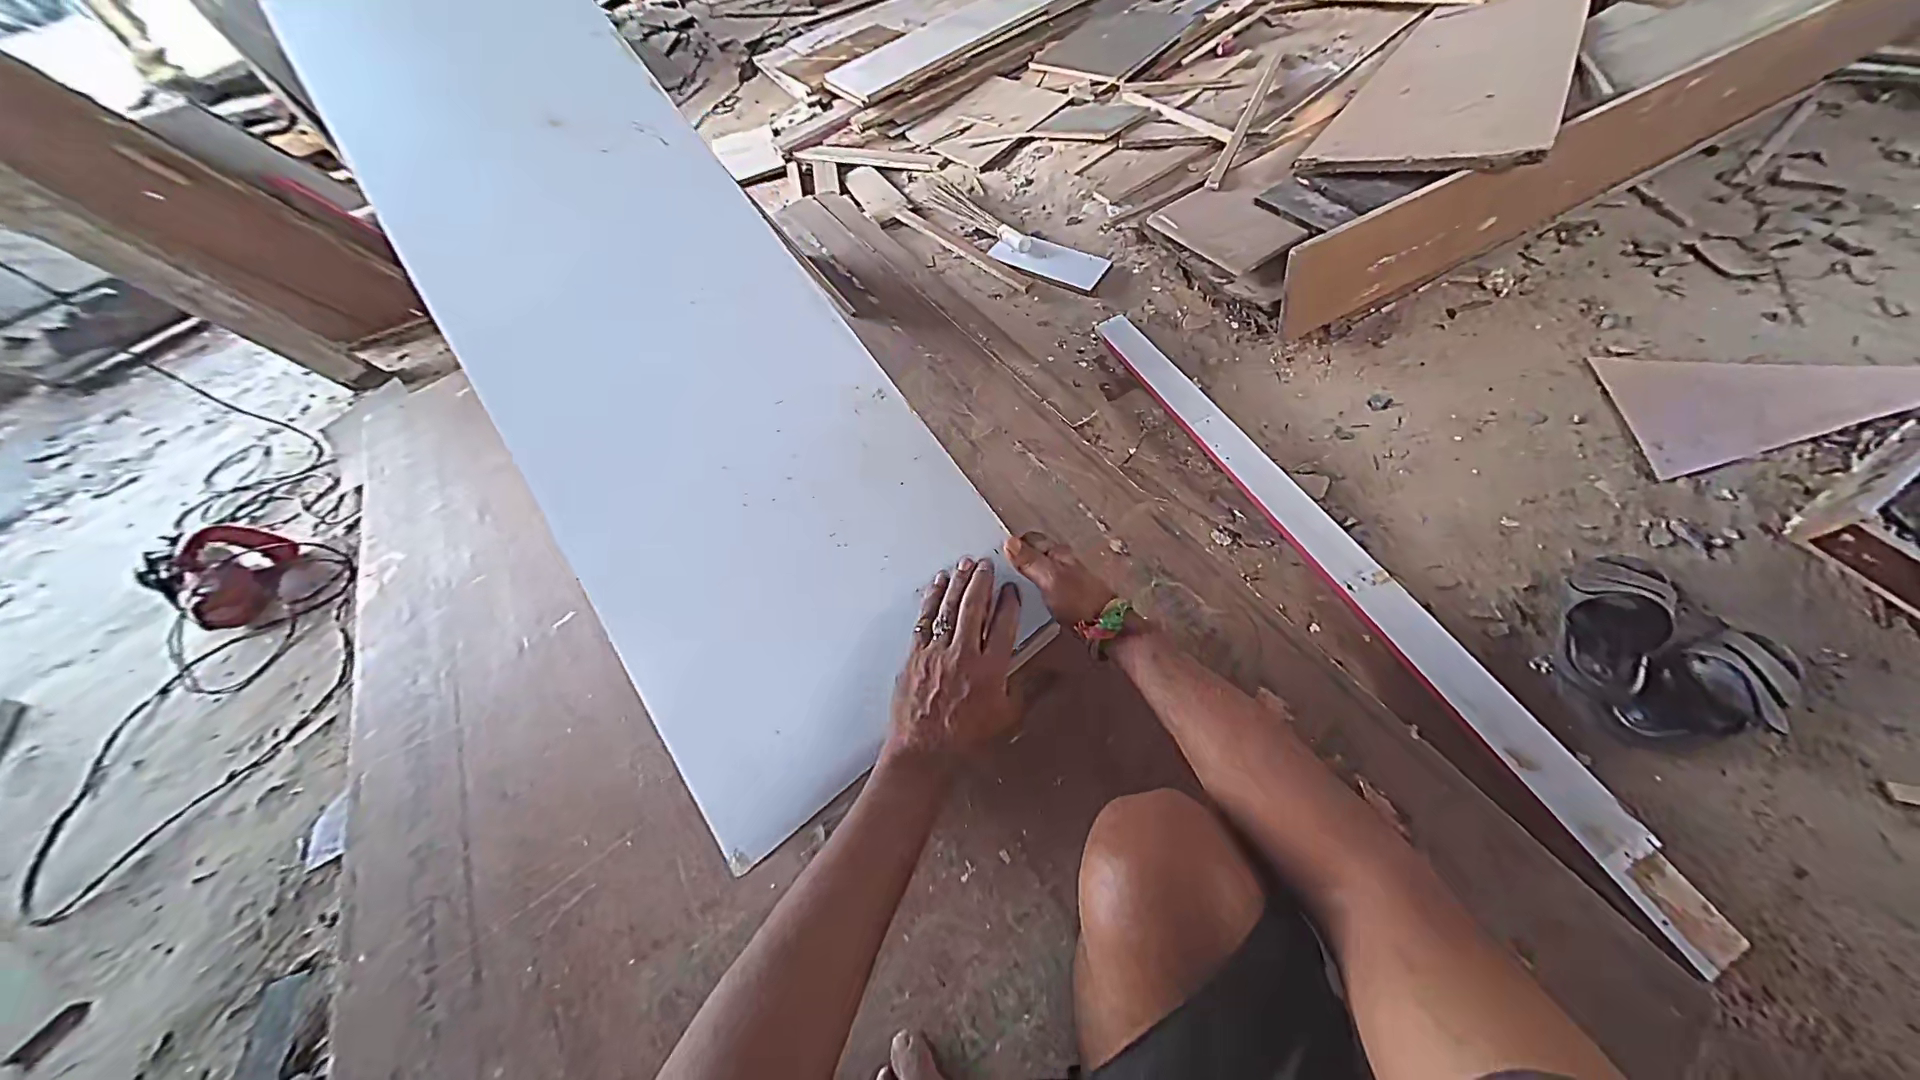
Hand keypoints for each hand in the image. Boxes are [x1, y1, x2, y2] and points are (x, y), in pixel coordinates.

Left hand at [888, 557, 1023, 764]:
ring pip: (950, 608)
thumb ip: (1032, 688)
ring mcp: (937, 653)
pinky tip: (938, 584)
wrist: (924, 751)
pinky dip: (932, 598)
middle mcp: (964, 655)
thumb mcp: (1009, 715)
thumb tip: (1055, 672)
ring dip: (959, 583)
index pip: (1004, 624)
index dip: (1009, 602)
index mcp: (990, 669)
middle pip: (975, 607)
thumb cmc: (967, 738)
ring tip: (965, 565)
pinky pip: (924, 619)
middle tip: (986, 564)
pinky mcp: (915, 655)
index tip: (1011, 589)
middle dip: (982, 581)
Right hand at [1004, 531, 1116, 626]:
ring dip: (1026, 573)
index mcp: (1058, 552)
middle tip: (999, 571)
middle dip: (1019, 557)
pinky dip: (1034, 586)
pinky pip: (1044, 584)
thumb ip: (1029, 560)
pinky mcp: (1066, 595)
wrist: (1104, 627)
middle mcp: (1062, 561)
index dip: (1014, 544)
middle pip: (1035, 552)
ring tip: (1008, 584)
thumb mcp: (1048, 578)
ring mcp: (1065, 578)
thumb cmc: (1076, 600)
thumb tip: (1009, 541)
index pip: (1030, 539)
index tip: (996, 555)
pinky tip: (1026, 596)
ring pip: (1039, 568)